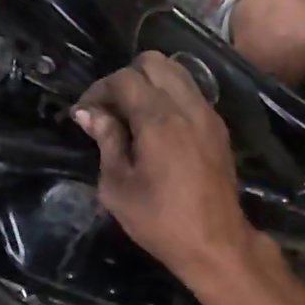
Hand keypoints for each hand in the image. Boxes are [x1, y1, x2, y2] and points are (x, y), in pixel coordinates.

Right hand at [72, 53, 264, 280]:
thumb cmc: (159, 221)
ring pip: (177, 72)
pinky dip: (171, 96)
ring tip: (134, 114)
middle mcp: (187, 107)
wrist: (215, 242)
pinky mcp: (219, 127)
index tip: (85, 114)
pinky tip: (158, 126)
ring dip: (151, 83)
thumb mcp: (118, 187)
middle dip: (126, 77)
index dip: (99, 90)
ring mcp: (208, 114)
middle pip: (154, 62)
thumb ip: (106, 141)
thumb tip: (89, 112)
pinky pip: (192, 92)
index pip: (124, 79)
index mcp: (158, 120)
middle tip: (111, 109)